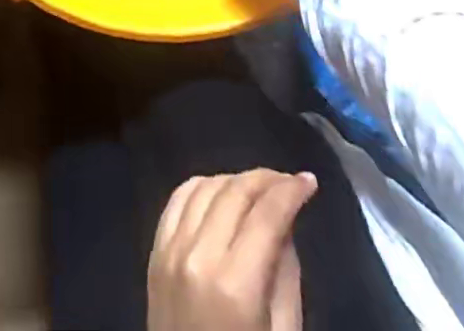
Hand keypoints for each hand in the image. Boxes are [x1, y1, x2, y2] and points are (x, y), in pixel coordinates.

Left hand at [148, 169, 315, 330]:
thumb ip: (284, 274)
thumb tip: (284, 222)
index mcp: (234, 284)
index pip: (264, 216)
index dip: (290, 192)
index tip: (310, 181)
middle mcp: (196, 255)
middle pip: (232, 193)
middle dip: (264, 180)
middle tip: (289, 181)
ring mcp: (168, 249)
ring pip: (202, 188)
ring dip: (233, 180)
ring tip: (260, 187)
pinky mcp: (153, 250)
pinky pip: (176, 200)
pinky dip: (201, 187)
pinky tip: (221, 191)